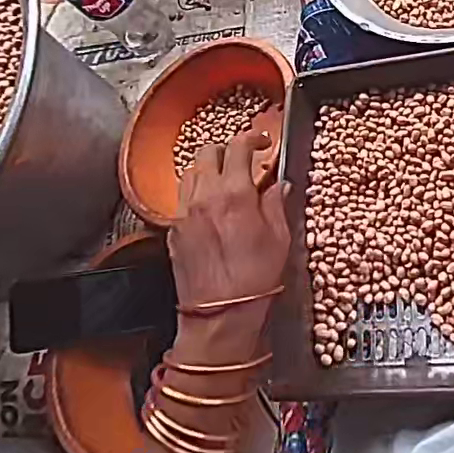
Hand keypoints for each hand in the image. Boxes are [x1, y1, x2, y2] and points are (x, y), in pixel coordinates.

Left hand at [168, 129, 290, 360]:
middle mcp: (204, 196)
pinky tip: (210, 205)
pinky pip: (182, 197)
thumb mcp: (280, 238)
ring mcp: (184, 212)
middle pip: (208, 151)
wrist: (220, 314)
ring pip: (191, 171)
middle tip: (243, 158)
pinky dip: (197, 191)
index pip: (238, 147)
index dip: (252, 138)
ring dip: (208, 167)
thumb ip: (276, 204)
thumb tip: (278, 185)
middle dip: (227, 148)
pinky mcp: (173, 230)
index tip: (262, 142)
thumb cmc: (254, 280)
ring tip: (225, 179)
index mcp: (234, 194)